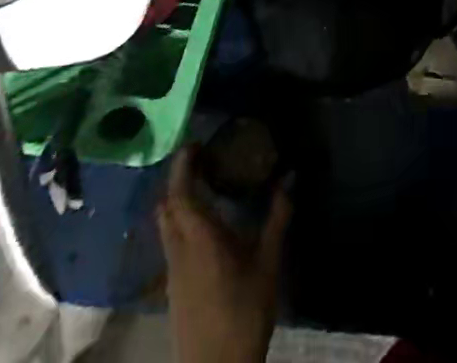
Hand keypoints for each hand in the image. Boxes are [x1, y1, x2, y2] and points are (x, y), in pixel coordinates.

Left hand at [157, 144, 290, 362]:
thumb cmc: (245, 312)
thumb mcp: (269, 262)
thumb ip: (277, 218)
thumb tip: (290, 178)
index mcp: (200, 241)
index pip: (180, 195)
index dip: (182, 167)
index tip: (194, 144)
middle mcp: (179, 251)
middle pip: (166, 208)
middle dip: (178, 180)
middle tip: (202, 159)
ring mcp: (173, 271)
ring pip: (166, 226)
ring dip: (178, 200)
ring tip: (206, 184)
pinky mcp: (174, 286)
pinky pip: (172, 241)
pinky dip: (182, 221)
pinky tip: (207, 224)